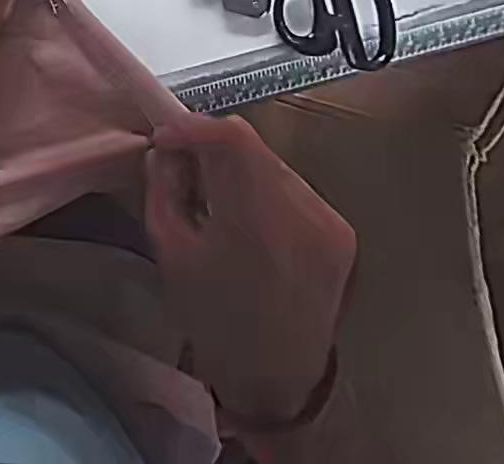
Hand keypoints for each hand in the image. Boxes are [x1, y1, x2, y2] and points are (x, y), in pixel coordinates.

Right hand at [144, 112, 355, 425]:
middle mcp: (302, 214)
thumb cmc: (212, 316)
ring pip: (270, 158)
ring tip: (210, 184)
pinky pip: (290, 182)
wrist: (276, 377)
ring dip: (235, 160)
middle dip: (208, 141)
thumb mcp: (168, 248)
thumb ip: (162, 186)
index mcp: (255, 224)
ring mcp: (328, 221)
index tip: (164, 137)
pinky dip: (259, 181)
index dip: (192, 127)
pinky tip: (243, 207)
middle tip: (180, 156)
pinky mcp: (341, 230)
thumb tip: (165, 148)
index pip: (231, 139)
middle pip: (251, 142)